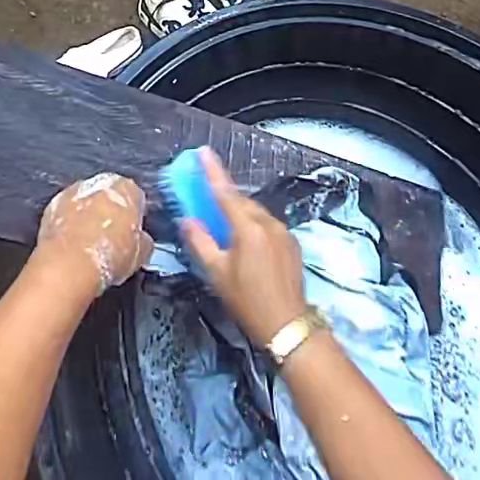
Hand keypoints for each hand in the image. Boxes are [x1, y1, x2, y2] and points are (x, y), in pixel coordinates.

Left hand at [36, 172, 153, 296]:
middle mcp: (100, 183)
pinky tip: (72, 249)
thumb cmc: (106, 255)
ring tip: (90, 248)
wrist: (68, 266)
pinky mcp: (52, 206)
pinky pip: (65, 214)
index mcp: (127, 188)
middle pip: (109, 197)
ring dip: (87, 218)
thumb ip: (144, 242)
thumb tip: (143, 244)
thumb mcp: (140, 254)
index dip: (135, 218)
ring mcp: (74, 193)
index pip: (136, 198)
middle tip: (111, 241)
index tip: (132, 234)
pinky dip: (67, 226)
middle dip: (110, 214)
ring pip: (86, 204)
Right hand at [180, 149, 308, 343]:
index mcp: (248, 229)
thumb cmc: (250, 303)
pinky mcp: (291, 242)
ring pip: (255, 213)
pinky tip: (248, 247)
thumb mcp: (217, 275)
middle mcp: (268, 224)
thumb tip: (188, 221)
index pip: (226, 192)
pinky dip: (255, 227)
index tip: (204, 153)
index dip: (213, 171)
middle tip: (207, 205)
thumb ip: (201, 243)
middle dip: (223, 201)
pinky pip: (268, 225)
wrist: (288, 326)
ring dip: (239, 216)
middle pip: (240, 202)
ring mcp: (283, 232)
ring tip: (227, 234)